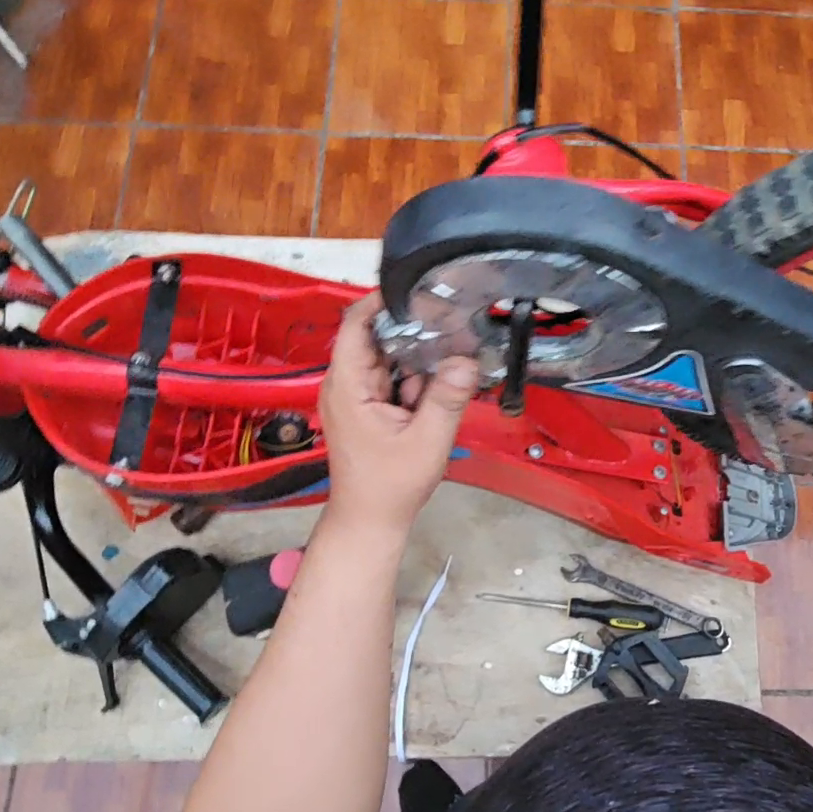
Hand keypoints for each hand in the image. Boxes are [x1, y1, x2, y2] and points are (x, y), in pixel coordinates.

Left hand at [318, 295, 478, 535]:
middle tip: (451, 328)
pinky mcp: (367, 410)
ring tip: (450, 363)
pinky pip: (392, 382)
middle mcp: (345, 385)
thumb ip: (447, 398)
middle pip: (377, 339)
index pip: (356, 325)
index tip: (417, 291)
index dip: (382, 302)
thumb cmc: (390, 484)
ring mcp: (355, 397)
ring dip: (417, 364)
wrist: (371, 520)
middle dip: (413, 334)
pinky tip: (436, 393)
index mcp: (348, 385)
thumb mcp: (427, 440)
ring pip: (389, 361)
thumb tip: (467, 361)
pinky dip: (414, 384)